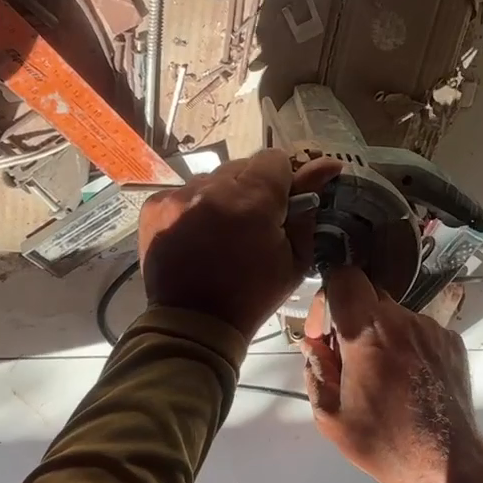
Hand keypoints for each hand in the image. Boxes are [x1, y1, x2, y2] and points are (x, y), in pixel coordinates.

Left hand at [138, 150, 340, 336]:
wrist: (194, 323)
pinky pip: (184, 192)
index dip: (284, 179)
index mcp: (253, 201)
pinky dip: (195, 207)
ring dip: (223, 196)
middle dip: (253, 188)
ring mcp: (179, 196)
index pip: (275, 159)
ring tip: (223, 231)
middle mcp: (212, 188)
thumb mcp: (296, 257)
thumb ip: (308, 208)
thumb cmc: (253, 295)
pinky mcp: (155, 206)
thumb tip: (327, 165)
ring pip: (212, 178)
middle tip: (254, 222)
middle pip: (243, 166)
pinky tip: (198, 234)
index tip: (283, 202)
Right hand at [301, 267, 482, 482]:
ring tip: (383, 377)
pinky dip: (408, 346)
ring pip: (396, 316)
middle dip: (352, 319)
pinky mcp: (453, 342)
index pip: (343, 277)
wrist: (445, 462)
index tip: (324, 333)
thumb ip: (316, 370)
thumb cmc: (382, 442)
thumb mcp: (330, 415)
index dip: (327, 298)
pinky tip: (409, 381)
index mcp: (368, 332)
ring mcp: (432, 329)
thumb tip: (313, 344)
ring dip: (382, 335)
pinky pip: (420, 331)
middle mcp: (403, 319)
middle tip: (348, 358)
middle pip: (370, 295)